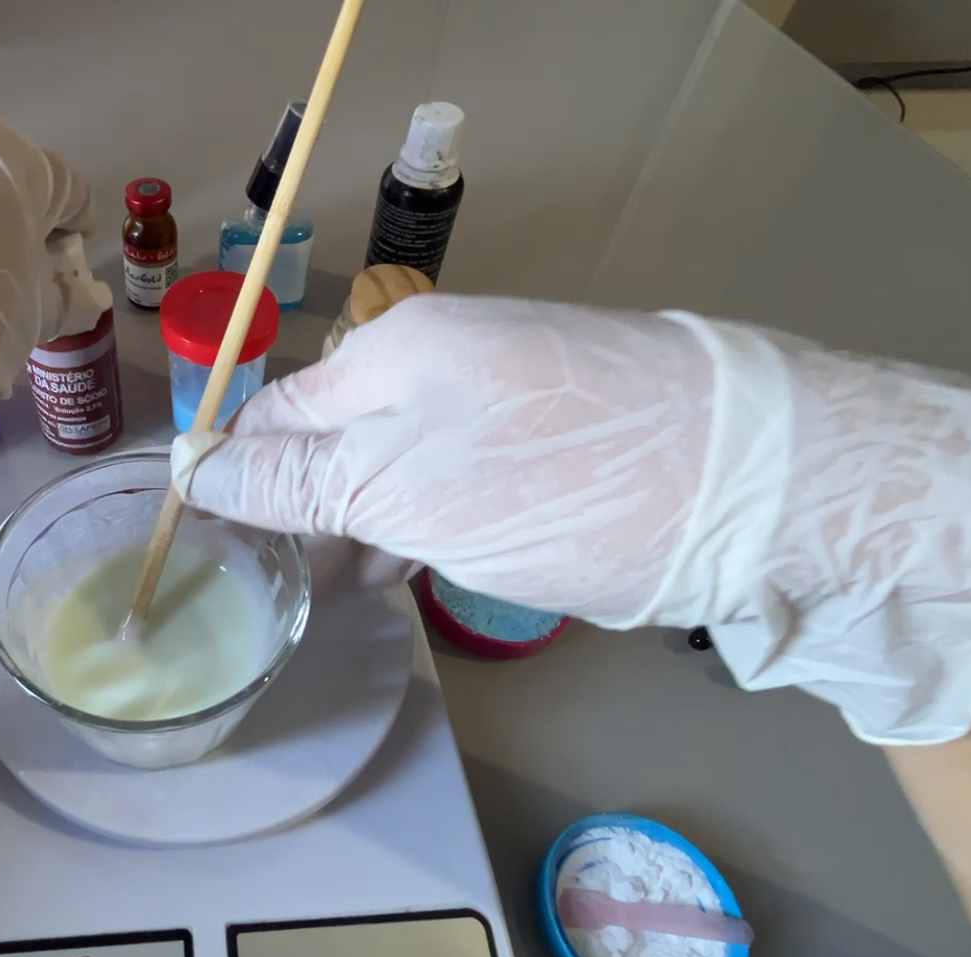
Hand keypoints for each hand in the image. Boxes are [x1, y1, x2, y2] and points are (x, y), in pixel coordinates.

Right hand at [172, 294, 970, 743]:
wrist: (774, 489)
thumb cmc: (563, 488)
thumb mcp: (408, 491)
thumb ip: (298, 483)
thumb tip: (196, 475)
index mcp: (391, 356)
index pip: (274, 416)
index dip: (237, 481)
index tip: (222, 550)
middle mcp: (436, 362)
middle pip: (330, 438)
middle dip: (300, 509)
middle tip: (289, 585)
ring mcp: (492, 399)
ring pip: (387, 463)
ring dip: (357, 523)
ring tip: (347, 587)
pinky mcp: (539, 440)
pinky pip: (444, 478)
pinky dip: (415, 523)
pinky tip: (410, 566)